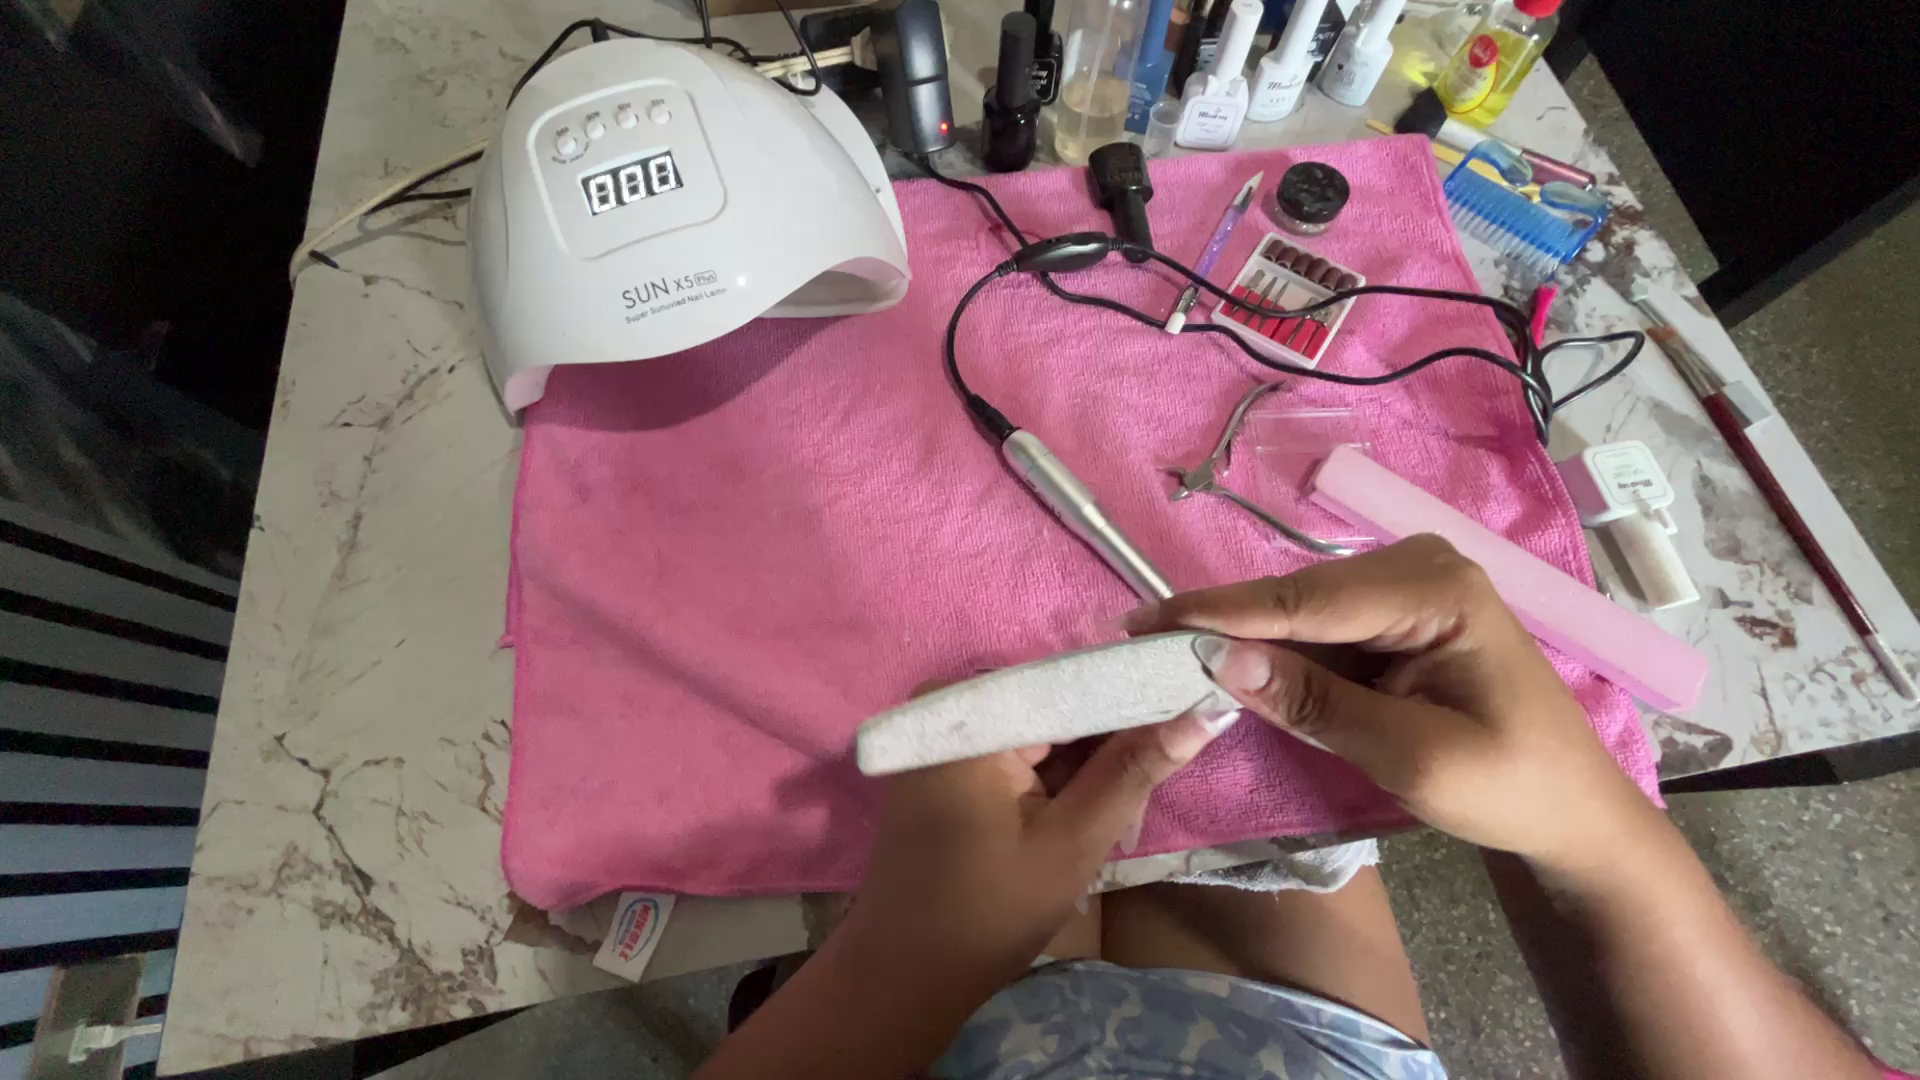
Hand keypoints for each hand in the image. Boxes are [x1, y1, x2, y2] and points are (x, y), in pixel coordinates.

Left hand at [843, 698, 1237, 993]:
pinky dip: (1049, 775)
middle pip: (1053, 705)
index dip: (1134, 699)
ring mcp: (941, 732)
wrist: (904, 972)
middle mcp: (948, 704)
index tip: (1190, 713)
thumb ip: (1133, 771)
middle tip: (1154, 782)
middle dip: (1106, 743)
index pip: (1071, 683)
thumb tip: (1203, 713)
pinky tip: (1077, 810)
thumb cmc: (988, 911)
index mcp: (970, 709)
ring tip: (1124, 807)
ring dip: (1081, 765)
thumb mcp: (1072, 841)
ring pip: (1038, 728)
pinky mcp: (943, 759)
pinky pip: (1012, 748)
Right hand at [1124, 535, 1655, 872]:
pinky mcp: (1384, 614)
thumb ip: (1316, 704)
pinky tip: (1222, 659)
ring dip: (1237, 636)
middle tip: (1139, 639)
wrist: (1572, 813)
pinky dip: (1268, 651)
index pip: (1306, 598)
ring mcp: (1398, 588)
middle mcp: (1414, 568)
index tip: (1147, 622)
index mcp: (1437, 591)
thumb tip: (1220, 660)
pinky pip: (1309, 628)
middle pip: (1292, 596)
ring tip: (1164, 649)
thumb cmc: (1511, 788)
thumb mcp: (1413, 756)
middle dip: (1220, 622)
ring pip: (1292, 610)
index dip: (1221, 613)